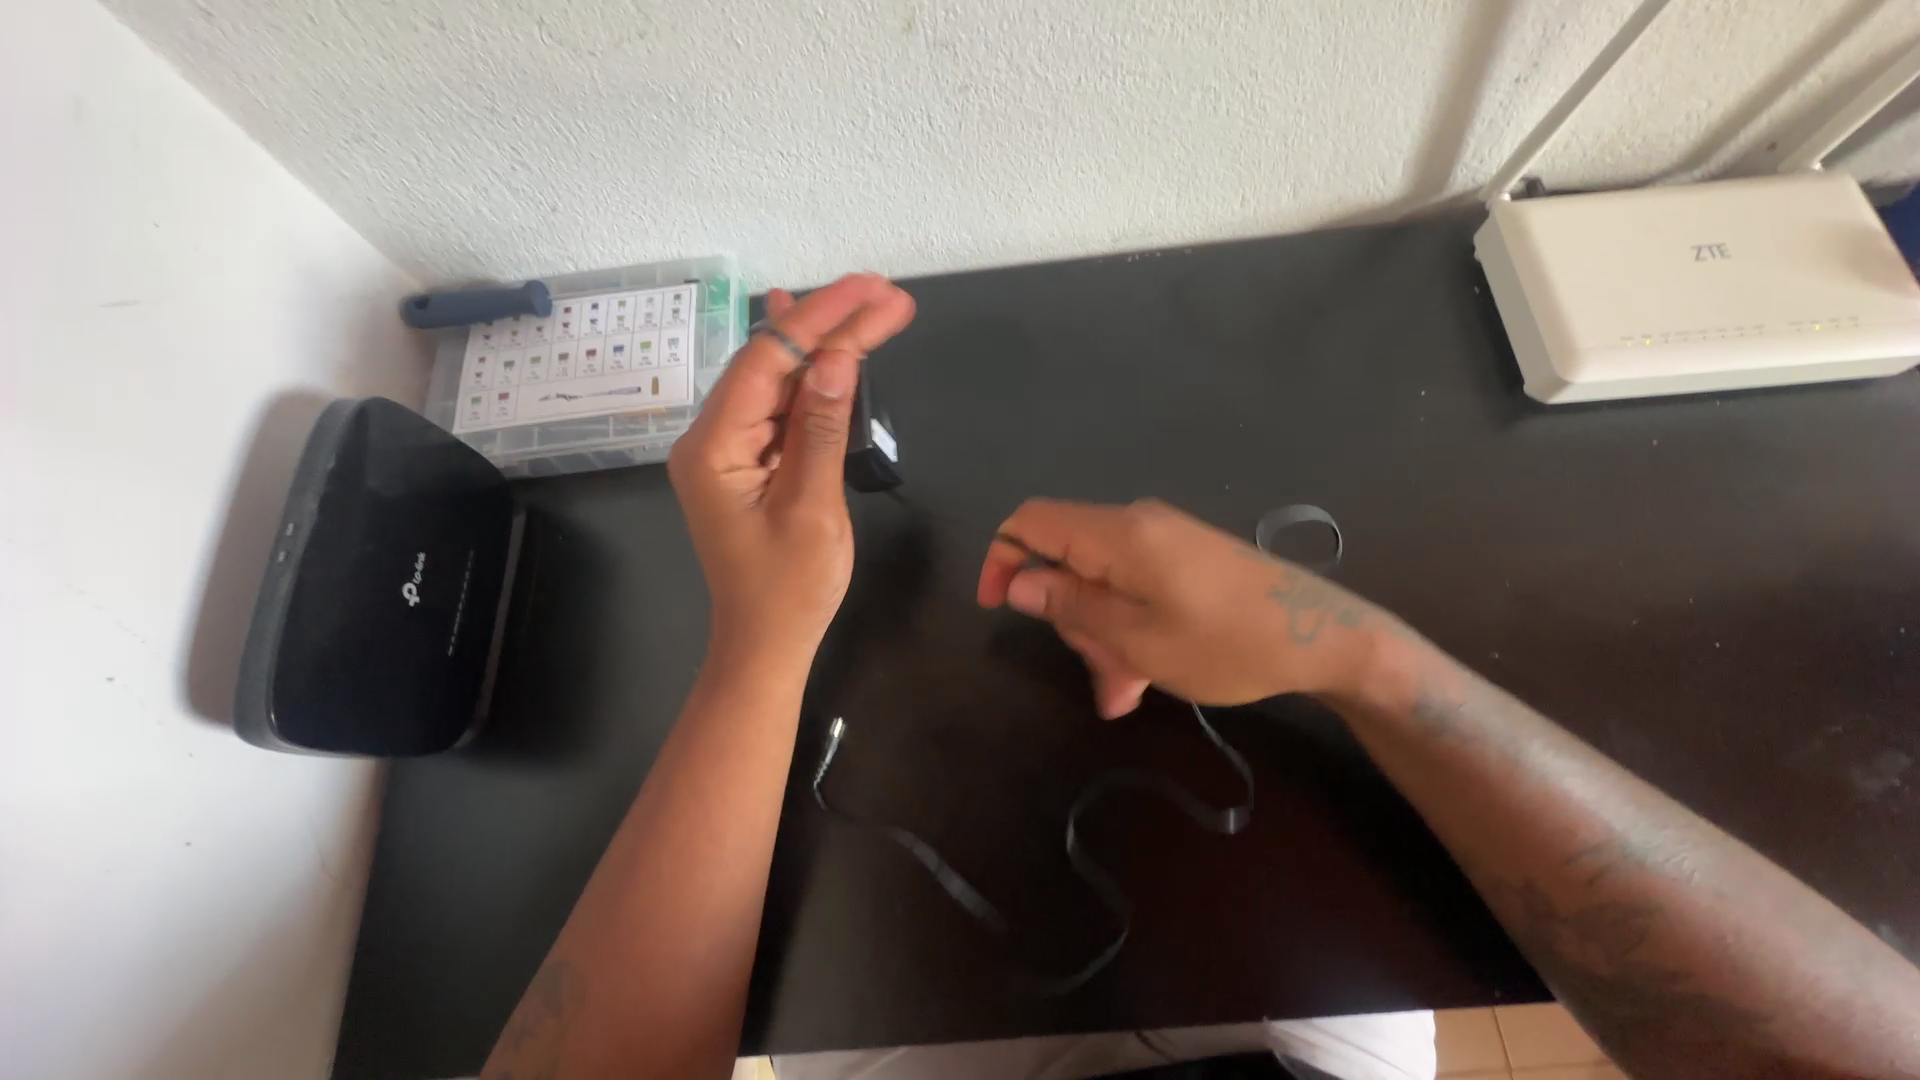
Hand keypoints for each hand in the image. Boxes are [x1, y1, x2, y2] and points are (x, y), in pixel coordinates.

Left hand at [669, 273, 915, 663]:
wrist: (768, 643)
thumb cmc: (789, 589)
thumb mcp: (811, 508)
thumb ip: (819, 429)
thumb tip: (835, 359)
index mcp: (714, 446)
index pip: (766, 360)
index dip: (819, 318)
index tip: (870, 290)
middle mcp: (713, 437)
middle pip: (774, 364)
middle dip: (831, 326)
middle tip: (889, 295)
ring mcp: (731, 450)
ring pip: (780, 383)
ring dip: (828, 348)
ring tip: (877, 309)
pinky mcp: (751, 463)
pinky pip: (781, 410)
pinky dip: (811, 380)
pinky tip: (820, 341)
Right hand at [977, 498, 1388, 717]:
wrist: (1324, 637)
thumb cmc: (1227, 643)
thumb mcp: (1137, 638)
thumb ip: (1071, 606)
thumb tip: (1018, 582)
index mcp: (1118, 534)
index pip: (1032, 521)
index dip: (1002, 558)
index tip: (997, 607)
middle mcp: (1136, 525)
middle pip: (1067, 558)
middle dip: (1068, 617)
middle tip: (1094, 673)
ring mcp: (1163, 541)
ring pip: (1101, 582)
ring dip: (1100, 634)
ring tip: (1123, 693)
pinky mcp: (1184, 559)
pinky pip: (1134, 587)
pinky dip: (1127, 626)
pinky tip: (1141, 677)